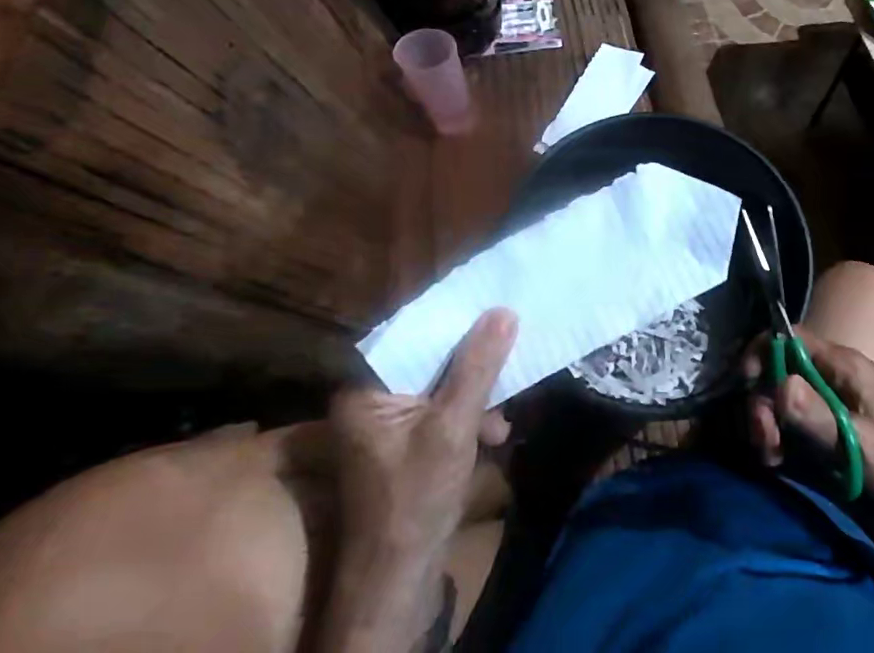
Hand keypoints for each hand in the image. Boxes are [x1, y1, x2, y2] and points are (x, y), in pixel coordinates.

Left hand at [330, 309, 517, 567]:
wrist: (401, 569)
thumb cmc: (417, 495)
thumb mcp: (453, 425)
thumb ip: (477, 368)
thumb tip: (503, 312)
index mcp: (365, 391)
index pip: (410, 335)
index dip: (452, 318)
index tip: (491, 304)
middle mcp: (371, 400)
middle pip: (430, 358)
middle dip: (474, 363)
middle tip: (509, 352)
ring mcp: (389, 423)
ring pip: (443, 383)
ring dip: (477, 394)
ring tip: (500, 418)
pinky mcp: (408, 440)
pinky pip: (445, 407)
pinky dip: (471, 415)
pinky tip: (493, 432)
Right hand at [747, 331, 873, 519]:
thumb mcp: (855, 444)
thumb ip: (816, 417)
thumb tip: (778, 385)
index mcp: (842, 364)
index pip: (788, 336)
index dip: (761, 353)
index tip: (745, 387)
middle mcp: (833, 372)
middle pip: (780, 368)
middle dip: (762, 401)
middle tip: (763, 443)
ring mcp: (832, 396)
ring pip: (782, 394)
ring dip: (768, 422)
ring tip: (772, 457)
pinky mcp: (830, 420)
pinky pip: (793, 415)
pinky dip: (780, 434)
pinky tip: (780, 460)